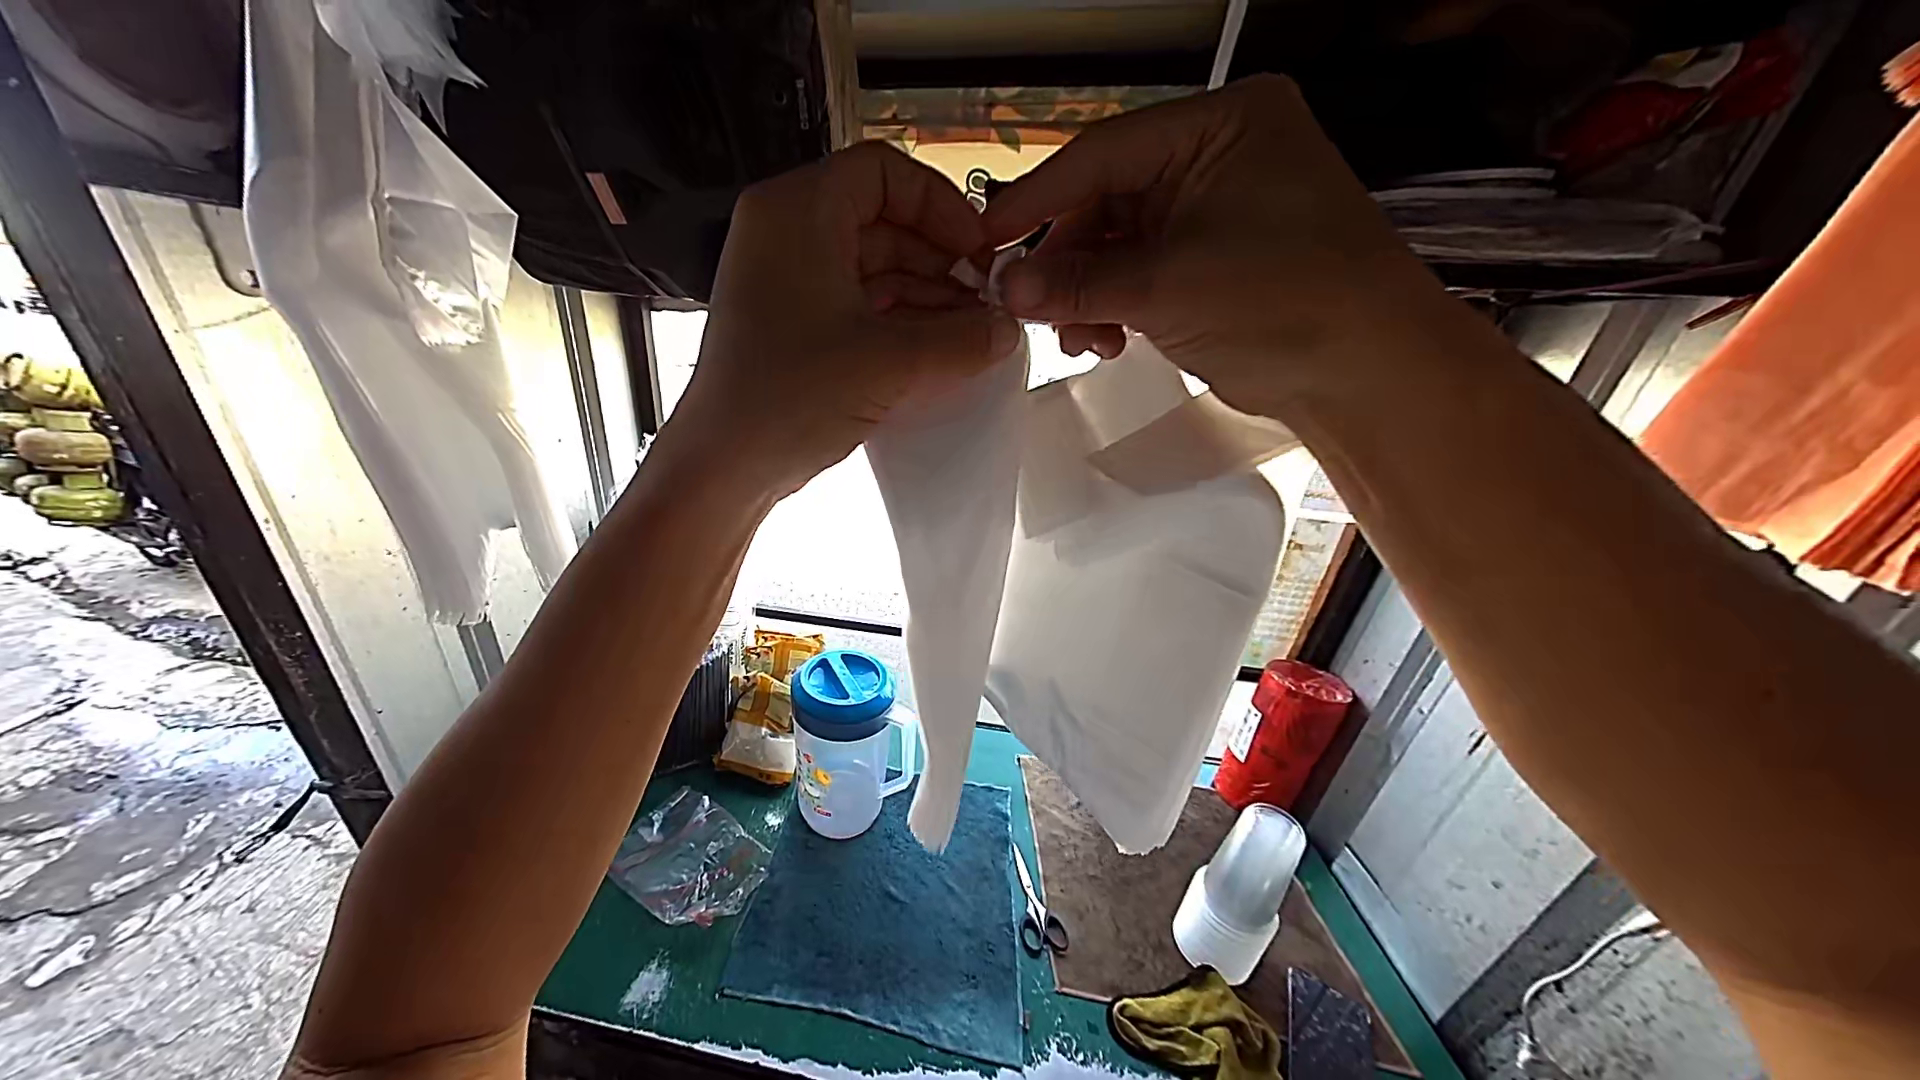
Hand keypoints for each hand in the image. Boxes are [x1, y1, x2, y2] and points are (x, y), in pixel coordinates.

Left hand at [665, 142, 1018, 498]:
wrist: (727, 463)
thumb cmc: (786, 396)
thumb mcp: (889, 362)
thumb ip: (961, 339)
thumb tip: (1006, 329)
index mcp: (798, 212)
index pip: (884, 171)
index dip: (941, 206)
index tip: (977, 249)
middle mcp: (789, 235)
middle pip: (885, 222)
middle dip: (942, 259)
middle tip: (985, 300)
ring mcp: (791, 282)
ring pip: (877, 268)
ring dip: (929, 296)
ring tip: (973, 331)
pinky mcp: (798, 324)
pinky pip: (862, 305)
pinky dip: (903, 322)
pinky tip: (941, 348)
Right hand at [982, 75, 1459, 420]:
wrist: (1365, 372)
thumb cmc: (1286, 303)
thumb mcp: (1169, 286)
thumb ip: (1080, 284)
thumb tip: (1005, 287)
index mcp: (1219, 126)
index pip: (1103, 153)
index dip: (1038, 198)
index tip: (988, 239)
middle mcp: (1214, 158)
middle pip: (1106, 203)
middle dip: (1067, 263)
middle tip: (1031, 308)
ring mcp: (1212, 212)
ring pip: (1118, 246)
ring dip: (1087, 294)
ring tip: (1078, 338)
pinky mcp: (1209, 262)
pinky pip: (1140, 275)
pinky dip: (1114, 308)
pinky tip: (1103, 341)